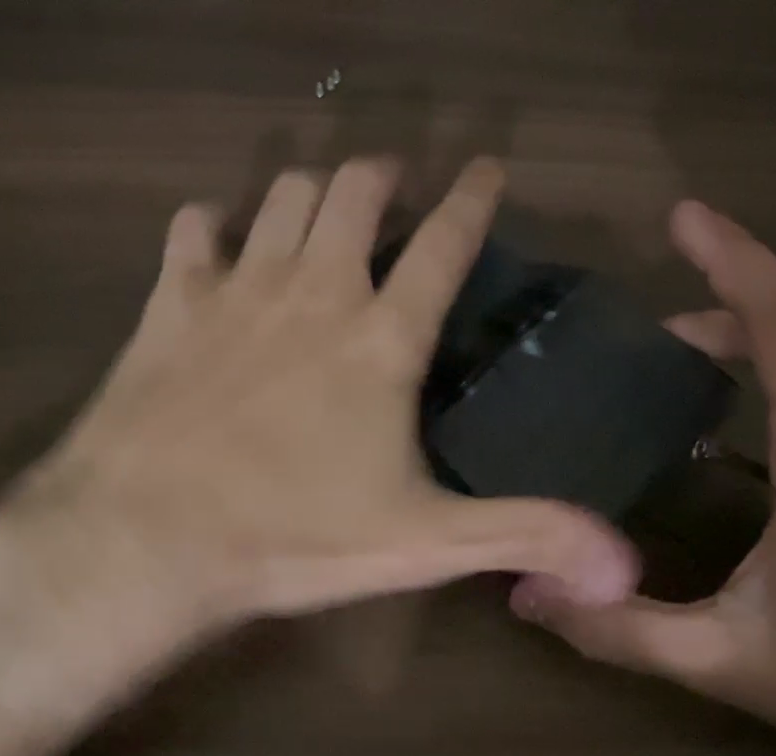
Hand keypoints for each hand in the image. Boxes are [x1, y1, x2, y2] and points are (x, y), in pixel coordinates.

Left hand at [0, 159, 637, 735]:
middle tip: (396, 187)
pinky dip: (212, 225)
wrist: (150, 536)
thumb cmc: (293, 536)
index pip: (445, 246)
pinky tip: (219, 239)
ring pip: (282, 197)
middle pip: (354, 193)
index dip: (473, 200)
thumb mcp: (423, 543)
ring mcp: (236, 290)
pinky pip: (192, 230)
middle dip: (383, 177)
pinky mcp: (169, 305)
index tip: (488, 168)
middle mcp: (313, 291)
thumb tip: (625, 566)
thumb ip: (525, 535)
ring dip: (310, 190)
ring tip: (324, 204)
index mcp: (381, 339)